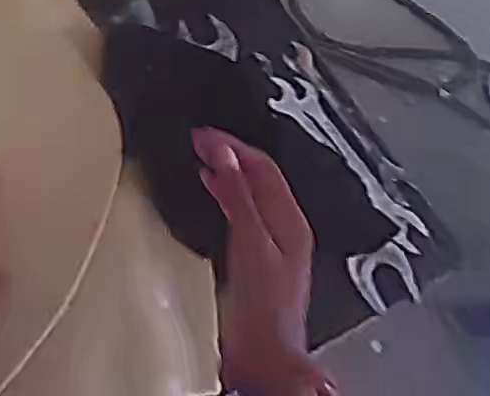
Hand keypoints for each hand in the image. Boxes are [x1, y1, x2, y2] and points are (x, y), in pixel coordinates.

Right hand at [194, 128, 334, 395]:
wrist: (264, 356)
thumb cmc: (263, 306)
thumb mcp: (248, 239)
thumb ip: (236, 193)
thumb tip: (223, 152)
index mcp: (289, 218)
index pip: (262, 165)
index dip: (232, 144)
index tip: (204, 134)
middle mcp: (285, 225)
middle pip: (258, 174)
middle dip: (229, 152)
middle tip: (200, 139)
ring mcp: (273, 240)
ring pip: (249, 189)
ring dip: (226, 169)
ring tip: (203, 155)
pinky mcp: (258, 253)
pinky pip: (242, 206)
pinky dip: (225, 189)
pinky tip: (212, 188)